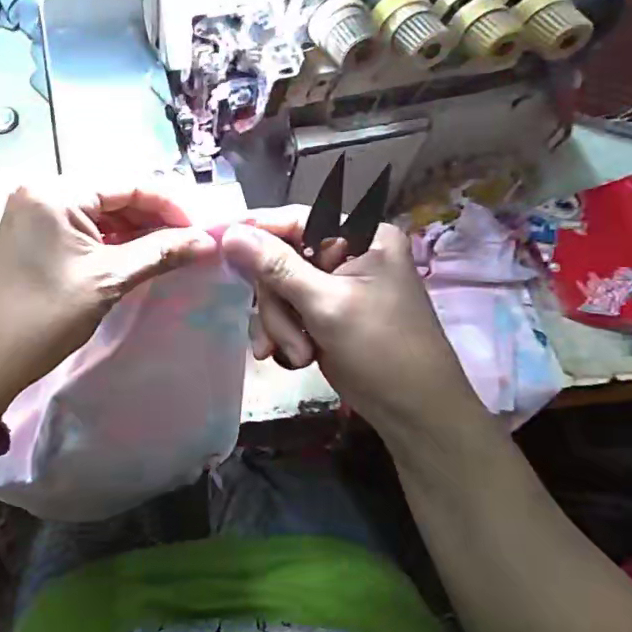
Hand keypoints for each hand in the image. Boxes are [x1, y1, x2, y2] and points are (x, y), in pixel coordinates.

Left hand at [0, 180, 217, 435]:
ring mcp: (31, 214)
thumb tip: (207, 241)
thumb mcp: (108, 280)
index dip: (170, 205)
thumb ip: (159, 253)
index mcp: (56, 191)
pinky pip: (77, 229)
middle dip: (152, 219)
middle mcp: (40, 191)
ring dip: (132, 231)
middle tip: (188, 245)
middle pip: (112, 195)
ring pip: (96, 213)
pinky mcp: (28, 237)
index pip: (128, 184)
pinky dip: (107, 242)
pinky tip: (132, 258)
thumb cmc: (45, 317)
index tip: (200, 231)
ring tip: (167, 254)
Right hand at [220, 207, 476, 439]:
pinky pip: (286, 312)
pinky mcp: (325, 314)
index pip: (297, 220)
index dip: (256, 231)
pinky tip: (292, 358)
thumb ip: (276, 267)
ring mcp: (335, 286)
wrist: (414, 411)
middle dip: (277, 303)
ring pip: (279, 290)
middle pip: (281, 260)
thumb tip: (231, 233)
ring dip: (279, 325)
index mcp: (362, 237)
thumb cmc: (382, 350)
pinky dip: (284, 335)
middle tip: (279, 338)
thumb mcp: (326, 305)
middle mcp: (348, 254)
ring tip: (297, 354)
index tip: (217, 242)